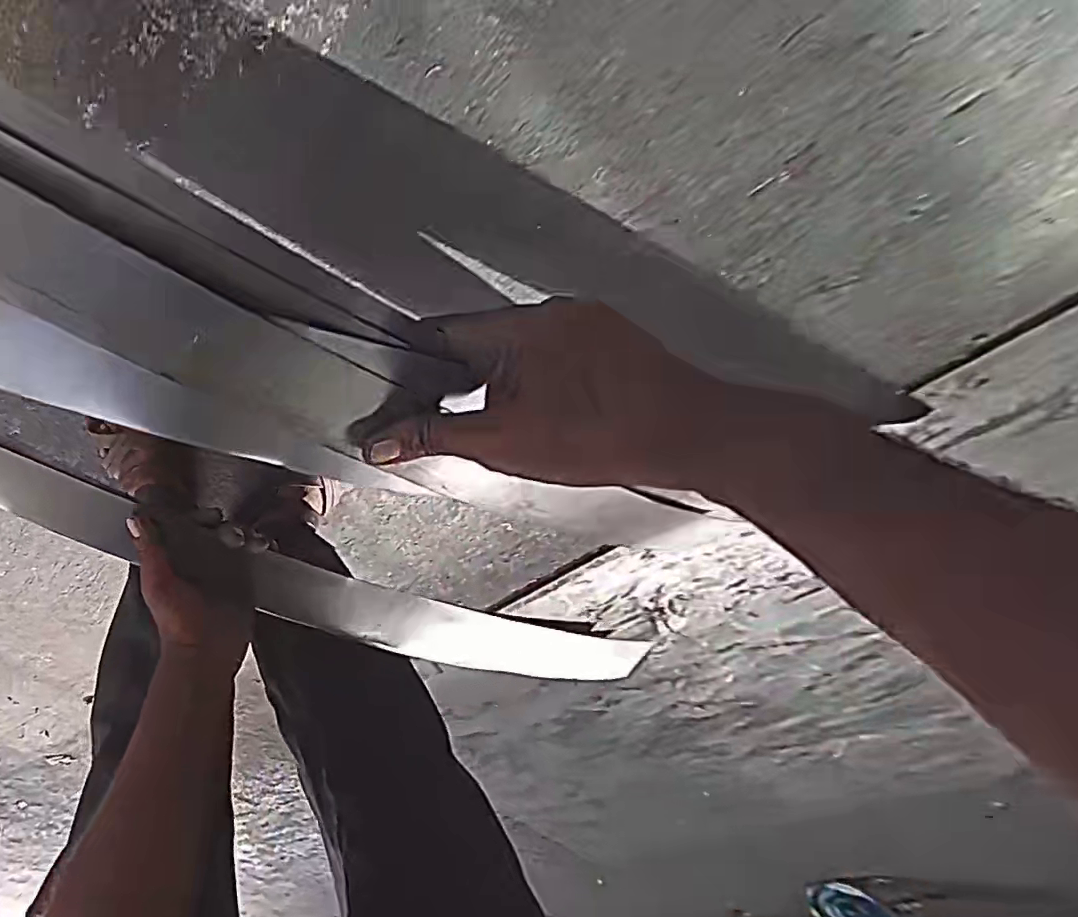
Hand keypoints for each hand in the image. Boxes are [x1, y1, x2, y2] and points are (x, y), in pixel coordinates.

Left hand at [127, 512, 251, 672]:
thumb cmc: (177, 623)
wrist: (205, 652)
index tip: (203, 516)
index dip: (193, 516)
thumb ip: (150, 551)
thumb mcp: (158, 583)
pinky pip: (253, 555)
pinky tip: (259, 546)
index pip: (184, 525)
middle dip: (220, 523)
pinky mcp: (244, 579)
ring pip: (234, 537)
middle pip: (212, 528)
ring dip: (240, 532)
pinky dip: (258, 545)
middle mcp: (198, 560)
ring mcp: (223, 568)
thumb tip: (135, 522)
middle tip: (223, 528)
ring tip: (240, 540)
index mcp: (175, 558)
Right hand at [359, 300, 846, 491]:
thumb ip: (433, 437)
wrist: (694, 437)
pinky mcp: (607, 337)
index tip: (399, 387)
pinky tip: (541, 409)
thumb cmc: (608, 435)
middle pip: (473, 339)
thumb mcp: (501, 442)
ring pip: (510, 345)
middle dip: (454, 377)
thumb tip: (382, 442)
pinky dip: (529, 376)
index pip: (440, 333)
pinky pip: (546, 349)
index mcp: (519, 328)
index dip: (412, 364)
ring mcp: (584, 321)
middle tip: (451, 415)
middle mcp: (552, 313)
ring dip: (493, 378)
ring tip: (505, 417)